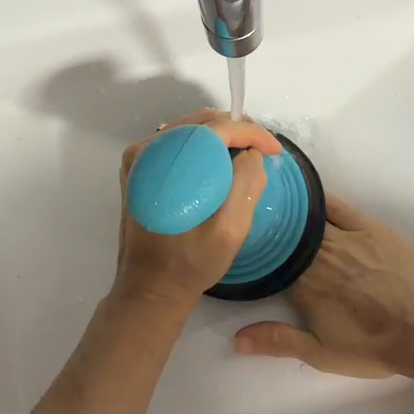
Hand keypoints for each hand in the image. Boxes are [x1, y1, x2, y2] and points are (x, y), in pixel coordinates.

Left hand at [114, 109, 280, 310]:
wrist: (149, 290)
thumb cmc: (191, 264)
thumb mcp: (230, 230)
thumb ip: (246, 184)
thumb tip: (252, 153)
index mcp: (165, 161)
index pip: (216, 128)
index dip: (252, 133)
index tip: (275, 150)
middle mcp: (146, 150)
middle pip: (200, 122)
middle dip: (237, 130)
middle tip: (264, 149)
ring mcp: (138, 158)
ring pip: (188, 129)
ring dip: (220, 137)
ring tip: (248, 153)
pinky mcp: (138, 169)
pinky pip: (176, 143)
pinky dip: (202, 147)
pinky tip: (220, 163)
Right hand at [231, 196, 413, 377]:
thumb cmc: (374, 345)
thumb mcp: (322, 353)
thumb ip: (278, 341)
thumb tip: (234, 339)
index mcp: (303, 283)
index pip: (269, 261)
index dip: (255, 254)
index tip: (239, 247)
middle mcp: (318, 253)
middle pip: (284, 235)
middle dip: (266, 229)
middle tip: (249, 221)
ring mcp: (344, 235)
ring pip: (305, 217)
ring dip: (285, 211)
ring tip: (268, 202)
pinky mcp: (368, 226)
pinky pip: (335, 205)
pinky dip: (315, 198)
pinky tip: (303, 193)